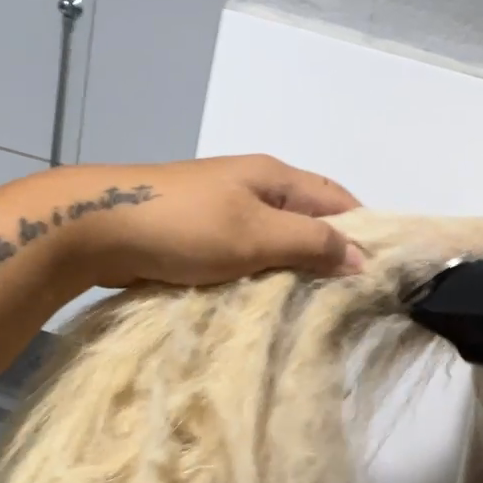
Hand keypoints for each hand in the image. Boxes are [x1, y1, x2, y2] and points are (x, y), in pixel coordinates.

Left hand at [35, 154, 365, 288]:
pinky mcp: (198, 237)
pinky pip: (246, 256)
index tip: (382, 272)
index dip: (364, 230)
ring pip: (276, 239)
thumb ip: (310, 243)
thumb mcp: (256, 234)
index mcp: (273, 176)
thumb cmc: (185, 226)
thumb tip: (361, 257)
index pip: (337, 198)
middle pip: (308, 218)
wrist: (101, 227)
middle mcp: (252, 186)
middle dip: (331, 253)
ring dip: (295, 268)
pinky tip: (267, 301)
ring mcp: (223, 211)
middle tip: (350, 298)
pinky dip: (262, 275)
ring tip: (315, 306)